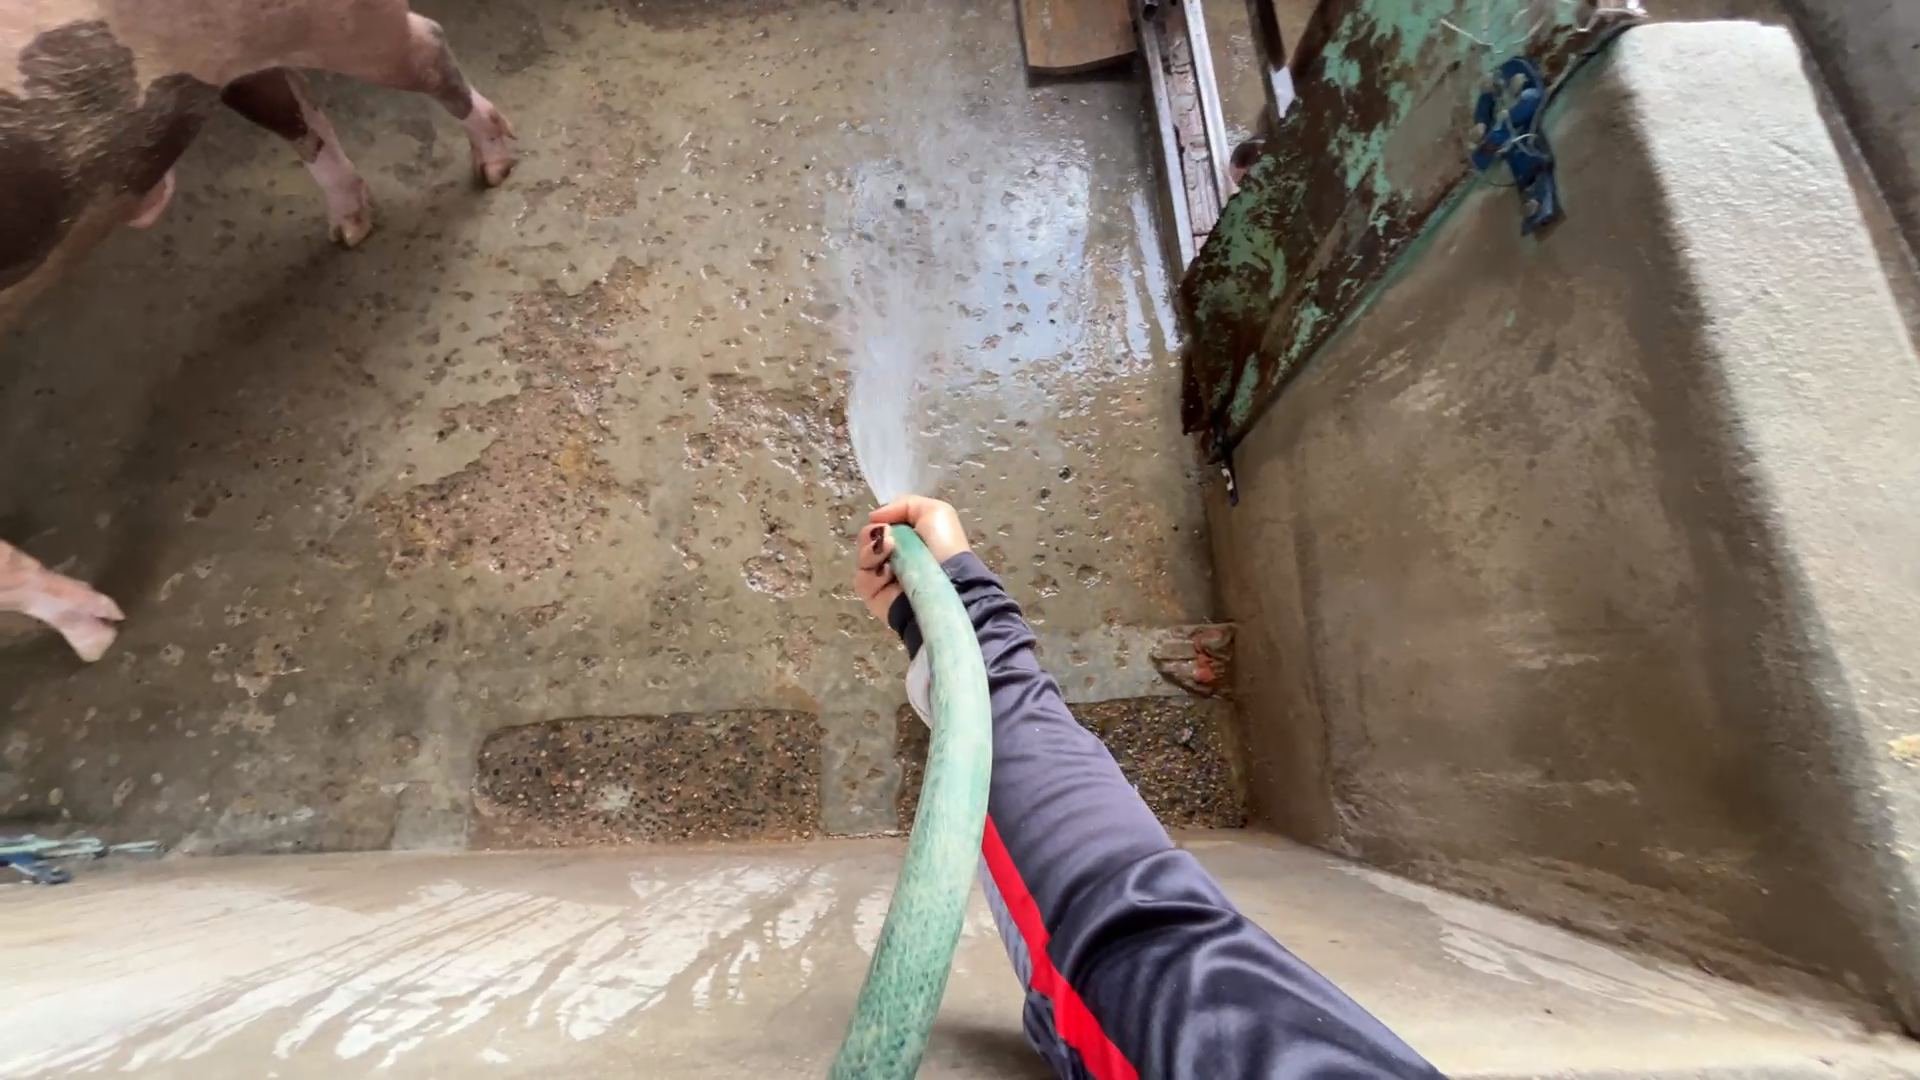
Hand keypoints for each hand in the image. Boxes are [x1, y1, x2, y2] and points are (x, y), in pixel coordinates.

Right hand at [851, 496, 971, 620]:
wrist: (950, 583)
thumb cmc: (945, 546)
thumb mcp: (935, 511)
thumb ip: (905, 504)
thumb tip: (874, 518)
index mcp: (907, 538)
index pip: (879, 526)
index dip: (879, 521)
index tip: (885, 521)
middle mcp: (893, 556)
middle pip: (866, 540)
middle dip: (872, 534)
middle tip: (887, 535)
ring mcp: (882, 578)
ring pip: (862, 559)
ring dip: (871, 551)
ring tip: (890, 549)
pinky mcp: (876, 597)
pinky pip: (863, 581)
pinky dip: (872, 574)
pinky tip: (887, 572)